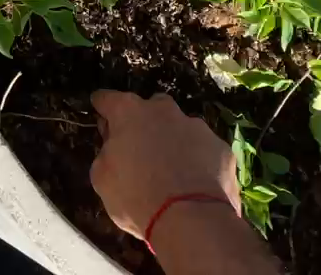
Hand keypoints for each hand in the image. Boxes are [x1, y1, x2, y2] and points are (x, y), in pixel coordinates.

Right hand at [88, 90, 239, 238]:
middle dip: (144, 123)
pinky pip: (204, 151)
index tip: (100, 113)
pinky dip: (199, 162)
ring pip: (180, 127)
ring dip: (173, 142)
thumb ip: (106, 153)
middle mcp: (162, 110)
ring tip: (173, 172)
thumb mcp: (101, 178)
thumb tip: (114, 148)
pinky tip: (196, 184)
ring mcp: (196, 126)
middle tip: (140, 150)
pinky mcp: (220, 148)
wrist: (191, 221)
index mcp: (128, 111)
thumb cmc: (136, 196)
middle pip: (148, 108)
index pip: (107, 99)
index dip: (102, 107)